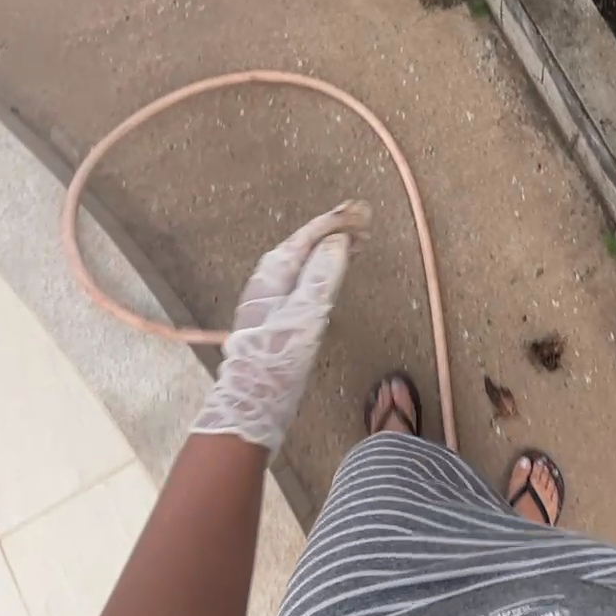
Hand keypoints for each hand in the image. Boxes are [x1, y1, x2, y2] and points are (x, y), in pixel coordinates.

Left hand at [190, 201, 370, 449]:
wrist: (251, 404)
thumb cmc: (277, 360)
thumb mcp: (305, 316)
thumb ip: (320, 276)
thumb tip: (338, 241)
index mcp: (273, 275)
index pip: (306, 237)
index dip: (333, 222)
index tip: (359, 211)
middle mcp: (269, 280)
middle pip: (304, 245)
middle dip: (333, 231)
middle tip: (364, 222)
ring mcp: (272, 298)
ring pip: (304, 260)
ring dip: (330, 247)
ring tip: (357, 240)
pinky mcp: (278, 314)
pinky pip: (305, 275)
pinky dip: (324, 266)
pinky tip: (333, 271)